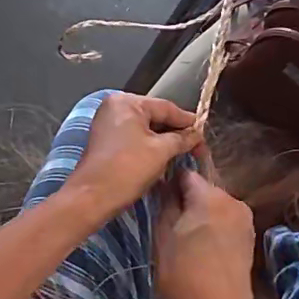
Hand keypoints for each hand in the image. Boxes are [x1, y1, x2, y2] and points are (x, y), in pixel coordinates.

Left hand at [60, 93, 202, 220]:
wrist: (93, 196)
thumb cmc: (128, 168)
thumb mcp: (161, 151)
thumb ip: (182, 138)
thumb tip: (196, 134)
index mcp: (126, 102)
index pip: (166, 107)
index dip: (188, 122)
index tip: (206, 135)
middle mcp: (114, 107)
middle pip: (155, 116)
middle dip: (176, 132)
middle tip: (198, 147)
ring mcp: (107, 123)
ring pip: (145, 128)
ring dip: (164, 140)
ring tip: (185, 153)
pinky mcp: (106, 140)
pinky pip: (134, 137)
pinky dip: (150, 145)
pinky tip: (165, 156)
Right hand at [156, 169, 258, 298]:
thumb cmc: (184, 273)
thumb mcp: (162, 234)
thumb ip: (165, 202)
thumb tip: (166, 184)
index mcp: (211, 195)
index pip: (185, 173)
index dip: (168, 182)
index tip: (155, 196)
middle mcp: (233, 201)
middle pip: (202, 188)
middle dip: (185, 198)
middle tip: (165, 219)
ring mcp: (245, 220)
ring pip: (213, 205)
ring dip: (197, 213)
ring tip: (180, 235)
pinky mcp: (248, 238)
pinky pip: (223, 220)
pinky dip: (210, 226)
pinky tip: (197, 246)